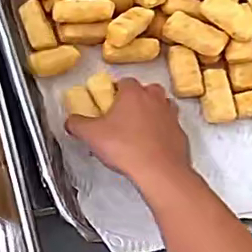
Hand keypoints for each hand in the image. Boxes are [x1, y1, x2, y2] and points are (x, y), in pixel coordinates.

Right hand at [65, 77, 197, 189]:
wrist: (159, 170)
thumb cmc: (126, 147)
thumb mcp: (90, 135)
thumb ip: (77, 124)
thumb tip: (71, 121)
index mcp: (133, 94)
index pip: (124, 81)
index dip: (114, 90)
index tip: (107, 102)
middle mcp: (155, 100)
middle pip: (146, 90)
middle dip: (135, 99)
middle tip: (122, 114)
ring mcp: (171, 116)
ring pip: (161, 106)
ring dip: (150, 112)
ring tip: (136, 129)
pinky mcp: (180, 134)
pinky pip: (169, 127)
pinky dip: (160, 132)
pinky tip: (148, 145)